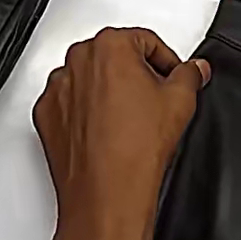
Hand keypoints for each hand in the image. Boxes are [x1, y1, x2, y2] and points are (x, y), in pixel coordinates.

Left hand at [36, 27, 209, 239]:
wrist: (106, 198)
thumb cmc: (135, 151)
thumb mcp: (180, 102)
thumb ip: (189, 74)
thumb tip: (195, 69)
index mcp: (111, 45)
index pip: (145, 41)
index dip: (164, 61)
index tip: (171, 76)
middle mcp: (79, 58)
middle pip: (115, 55)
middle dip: (135, 73)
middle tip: (151, 100)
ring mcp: (59, 85)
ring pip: (90, 76)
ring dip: (107, 89)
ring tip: (126, 119)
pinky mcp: (45, 111)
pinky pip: (68, 99)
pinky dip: (83, 110)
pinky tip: (103, 130)